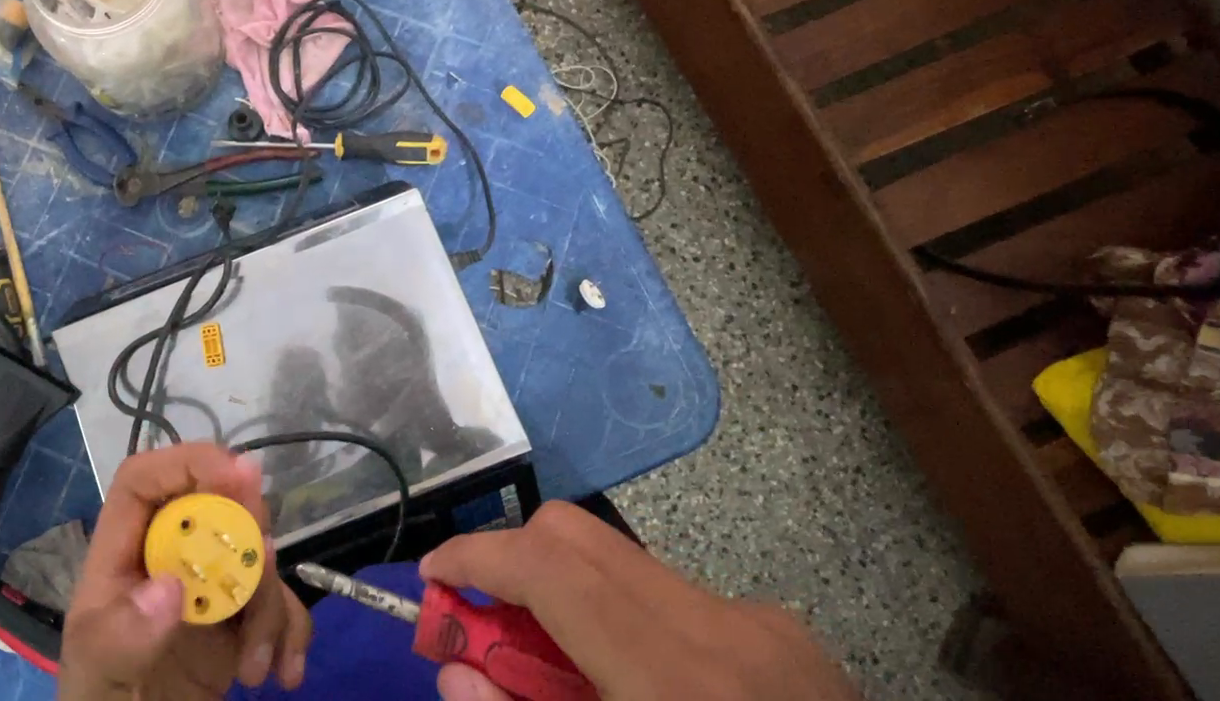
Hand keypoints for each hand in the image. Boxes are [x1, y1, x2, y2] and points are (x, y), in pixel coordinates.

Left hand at [59, 444, 311, 699]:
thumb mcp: (100, 679)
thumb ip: (123, 637)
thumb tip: (171, 588)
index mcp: (119, 563)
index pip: (142, 483)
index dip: (185, 464)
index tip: (234, 475)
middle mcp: (164, 567)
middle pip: (212, 509)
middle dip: (246, 529)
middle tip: (263, 559)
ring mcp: (205, 596)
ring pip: (253, 555)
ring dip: (270, 602)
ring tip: (255, 667)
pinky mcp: (237, 630)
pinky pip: (277, 604)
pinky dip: (290, 632)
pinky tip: (283, 674)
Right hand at [421, 501, 858, 700]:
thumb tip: (455, 672)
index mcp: (680, 684)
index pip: (552, 571)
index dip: (477, 557)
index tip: (432, 577)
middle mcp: (725, 629)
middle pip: (578, 535)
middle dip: (512, 560)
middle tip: (483, 622)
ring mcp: (763, 622)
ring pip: (622, 562)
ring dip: (570, 593)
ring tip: (568, 670)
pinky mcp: (786, 630)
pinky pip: (675, 594)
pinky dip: (631, 619)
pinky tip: (653, 688)